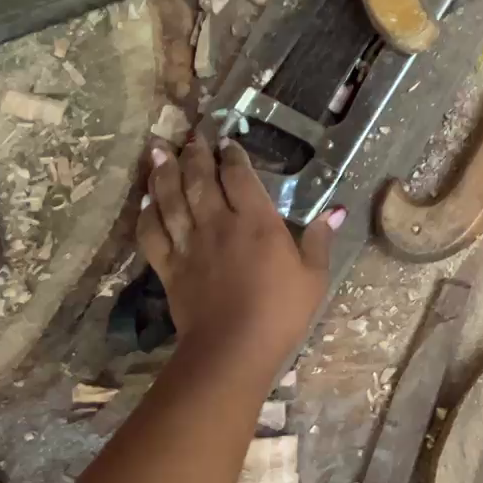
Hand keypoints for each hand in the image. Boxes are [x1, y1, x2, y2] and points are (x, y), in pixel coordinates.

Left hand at [136, 135, 344, 352]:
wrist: (233, 348)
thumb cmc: (282, 311)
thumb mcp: (314, 275)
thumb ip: (320, 239)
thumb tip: (335, 210)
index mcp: (257, 222)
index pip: (239, 177)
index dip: (232, 155)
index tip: (228, 141)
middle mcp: (219, 224)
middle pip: (200, 179)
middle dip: (195, 153)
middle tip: (191, 135)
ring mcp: (189, 244)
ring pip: (170, 199)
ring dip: (162, 171)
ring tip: (158, 149)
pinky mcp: (169, 266)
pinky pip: (151, 233)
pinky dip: (146, 213)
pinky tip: (146, 200)